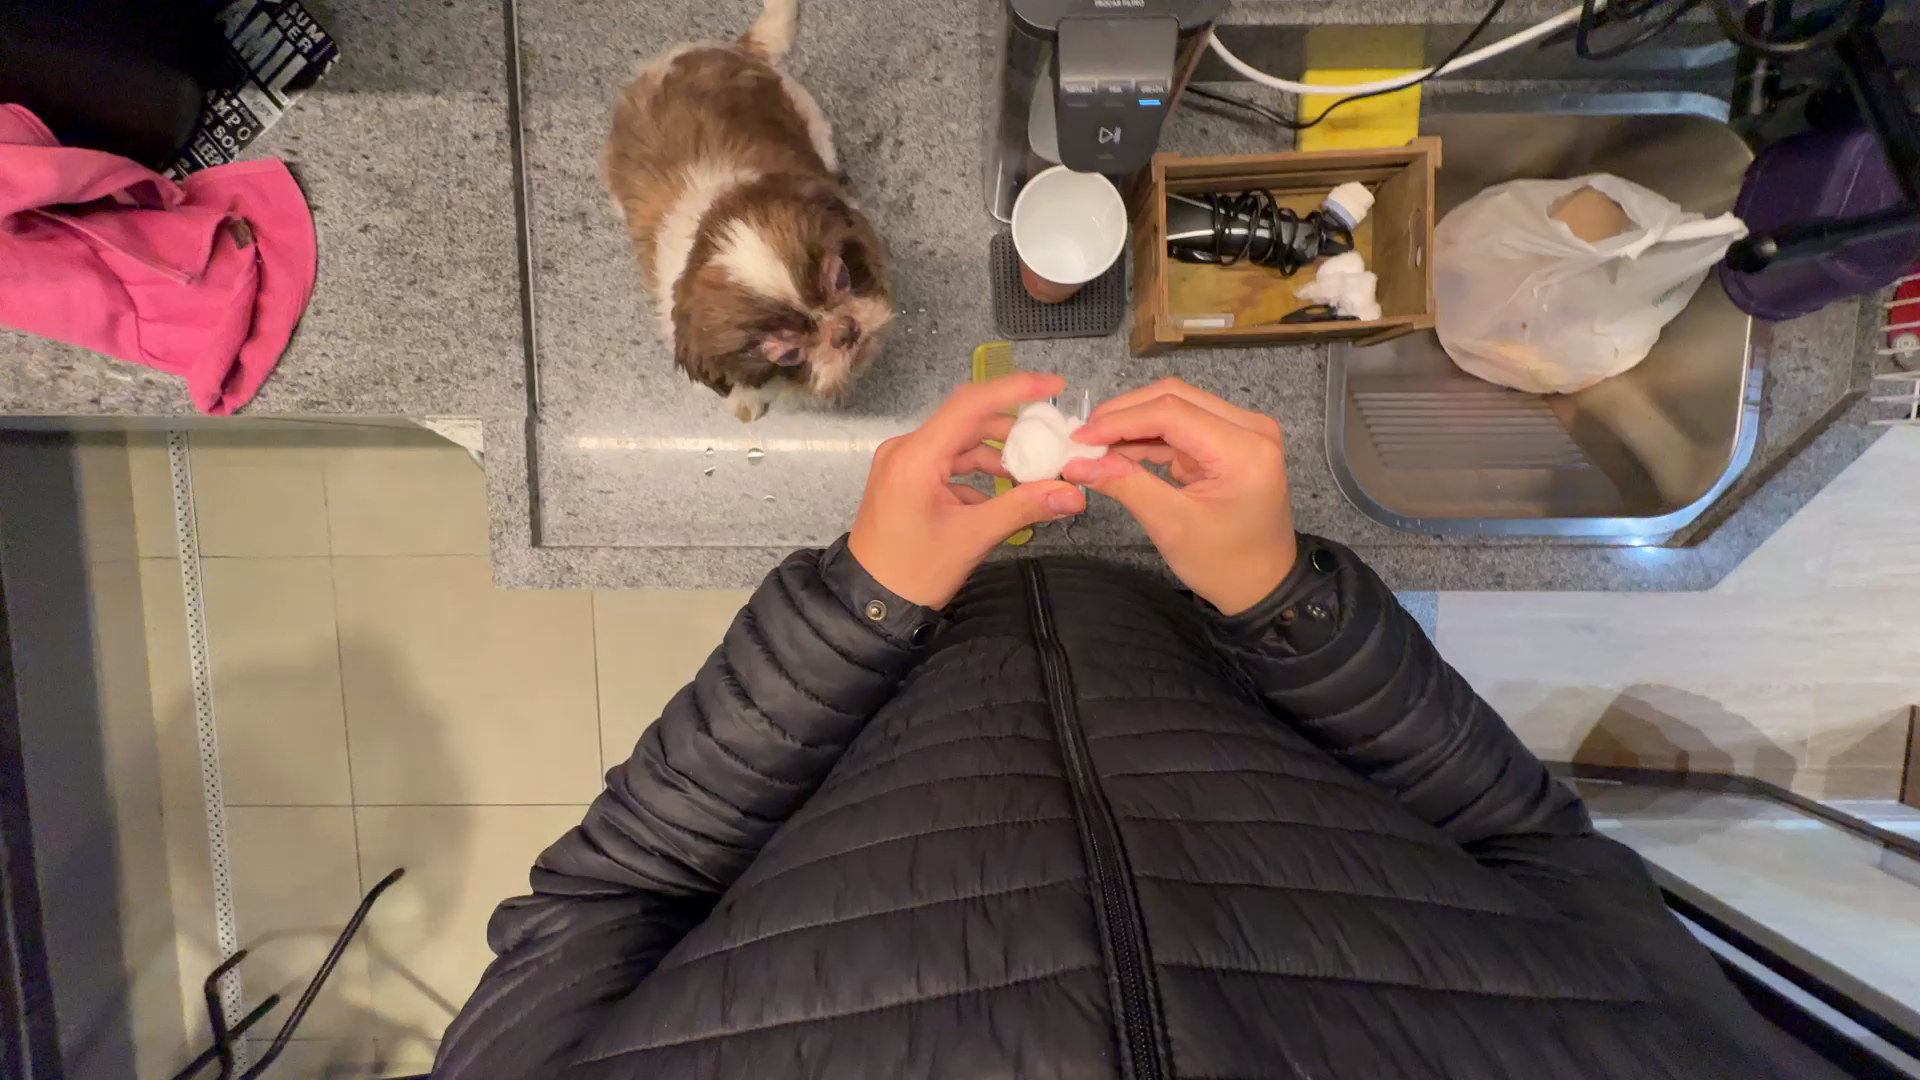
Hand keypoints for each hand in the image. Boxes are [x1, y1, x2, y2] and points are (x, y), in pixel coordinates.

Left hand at [850, 374, 1086, 606]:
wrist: (869, 603)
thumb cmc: (912, 572)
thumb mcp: (973, 537)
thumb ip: (1024, 507)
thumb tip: (1071, 493)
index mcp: (916, 457)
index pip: (971, 404)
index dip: (1016, 389)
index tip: (1054, 385)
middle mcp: (905, 450)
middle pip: (968, 422)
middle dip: (1013, 431)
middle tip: (1052, 442)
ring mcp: (903, 464)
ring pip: (960, 444)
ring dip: (997, 456)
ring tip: (1032, 475)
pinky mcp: (906, 479)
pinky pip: (948, 463)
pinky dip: (976, 474)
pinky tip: (1000, 495)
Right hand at [1062, 378, 1295, 614]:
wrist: (1261, 584)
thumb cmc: (1225, 563)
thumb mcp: (1171, 526)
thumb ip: (1126, 485)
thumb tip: (1076, 464)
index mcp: (1245, 449)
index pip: (1171, 413)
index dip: (1119, 421)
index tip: (1079, 438)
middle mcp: (1249, 428)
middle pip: (1174, 398)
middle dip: (1123, 415)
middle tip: (1083, 438)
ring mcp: (1241, 431)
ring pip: (1174, 407)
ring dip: (1132, 424)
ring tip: (1094, 447)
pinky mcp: (1227, 440)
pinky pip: (1180, 426)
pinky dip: (1146, 437)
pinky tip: (1117, 451)